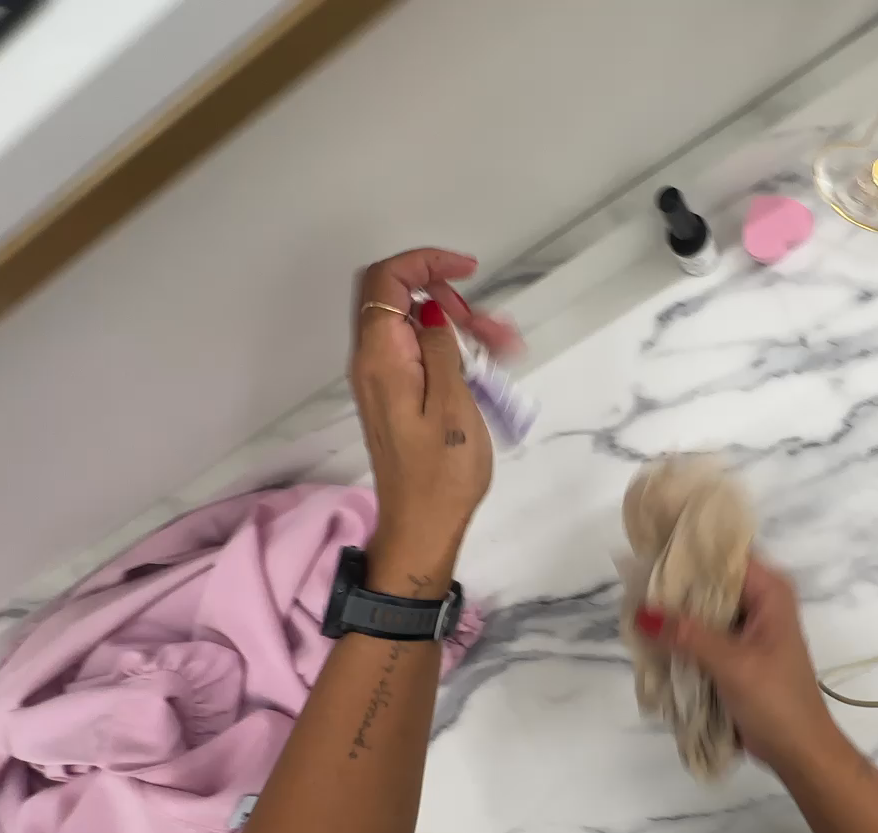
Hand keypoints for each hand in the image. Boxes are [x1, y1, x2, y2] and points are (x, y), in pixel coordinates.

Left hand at [352, 249, 518, 596]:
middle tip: (494, 330)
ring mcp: (383, 381)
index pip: (386, 280)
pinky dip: (452, 351)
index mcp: (381, 358)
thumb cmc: (443, 472)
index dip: (425, 262)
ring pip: (415, 329)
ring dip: (460, 328)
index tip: (469, 271)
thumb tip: (429, 309)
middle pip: (400, 300)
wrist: (423, 525)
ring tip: (505, 351)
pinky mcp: (397, 399)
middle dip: (452, 300)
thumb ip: (439, 347)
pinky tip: (485, 369)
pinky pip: (420, 356)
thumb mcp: (452, 404)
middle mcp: (372, 362)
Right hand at [637, 558, 845, 774]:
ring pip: (702, 608)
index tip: (650, 550)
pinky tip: (651, 637)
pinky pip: (702, 633)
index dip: (688, 550)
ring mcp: (746, 627)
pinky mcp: (735, 651)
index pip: (724, 554)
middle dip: (674, 585)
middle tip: (632, 584)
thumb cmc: (777, 702)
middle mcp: (759, 601)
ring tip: (634, 608)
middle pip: (709, 580)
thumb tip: (640, 612)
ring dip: (674, 613)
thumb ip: (687, 635)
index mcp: (770, 591)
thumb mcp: (732, 665)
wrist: (800, 752)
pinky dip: (681, 636)